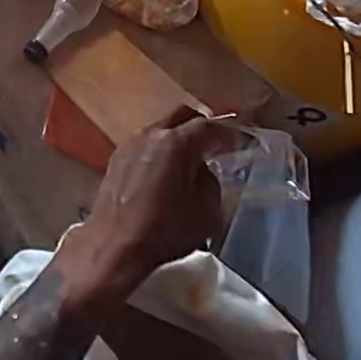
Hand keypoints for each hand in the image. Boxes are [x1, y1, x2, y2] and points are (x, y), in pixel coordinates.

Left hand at [50, 107, 241, 312]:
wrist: (115, 242)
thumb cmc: (165, 229)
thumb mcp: (207, 212)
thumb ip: (210, 182)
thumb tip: (201, 170)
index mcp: (176, 143)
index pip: (209, 127)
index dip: (230, 134)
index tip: (245, 142)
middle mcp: (151, 134)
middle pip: (181, 116)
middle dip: (202, 126)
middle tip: (218, 144)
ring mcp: (130, 143)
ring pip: (161, 128)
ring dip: (179, 138)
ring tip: (192, 160)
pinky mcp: (117, 157)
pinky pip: (146, 144)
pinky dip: (161, 150)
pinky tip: (166, 171)